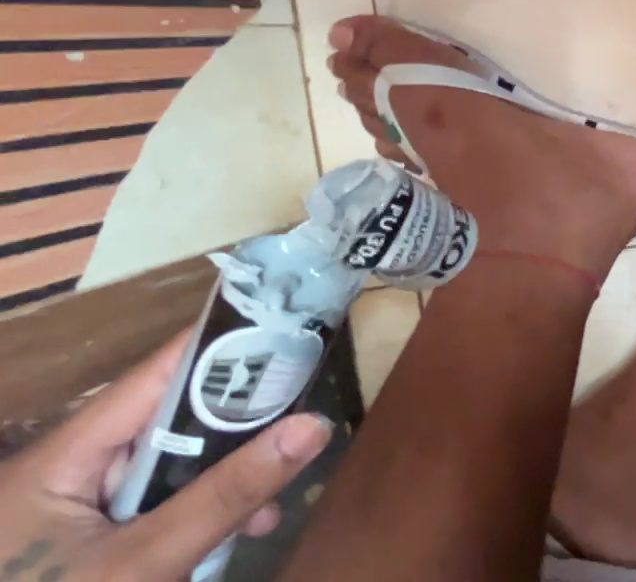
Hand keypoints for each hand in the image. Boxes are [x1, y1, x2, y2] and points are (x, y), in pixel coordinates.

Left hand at [0, 336, 332, 581]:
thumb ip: (227, 494)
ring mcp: (75, 508)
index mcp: (61, 458)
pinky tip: (233, 535)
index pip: (160, 373)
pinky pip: (161, 503)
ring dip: (229, 480)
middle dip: (241, 431)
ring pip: (176, 465)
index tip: (299, 333)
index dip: (228, 347)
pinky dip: (203, 512)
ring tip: (264, 515)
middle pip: (175, 420)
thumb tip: (317, 423)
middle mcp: (68, 469)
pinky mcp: (87, 539)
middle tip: (297, 437)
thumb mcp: (140, 564)